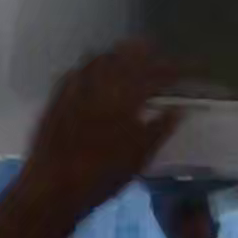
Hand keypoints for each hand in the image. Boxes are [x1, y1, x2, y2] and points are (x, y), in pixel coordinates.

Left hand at [19, 41, 182, 216]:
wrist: (52, 187)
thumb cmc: (101, 177)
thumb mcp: (139, 158)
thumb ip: (160, 129)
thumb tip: (179, 109)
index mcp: (125, 99)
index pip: (155, 75)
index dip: (172, 69)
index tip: (185, 68)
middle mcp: (100, 86)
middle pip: (125, 58)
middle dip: (143, 52)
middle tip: (155, 50)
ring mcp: (75, 89)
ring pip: (100, 60)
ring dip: (116, 54)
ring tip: (128, 53)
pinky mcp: (56, 98)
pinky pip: (76, 71)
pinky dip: (90, 65)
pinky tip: (92, 68)